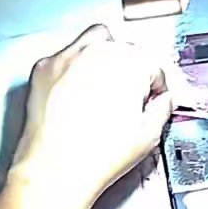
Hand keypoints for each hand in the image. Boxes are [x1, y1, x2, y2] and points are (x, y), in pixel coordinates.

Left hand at [8, 24, 173, 208]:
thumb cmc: (99, 154)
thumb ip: (162, 109)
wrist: (56, 168)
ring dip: (102, 55)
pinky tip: (73, 92)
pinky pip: (63, 56)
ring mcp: (69, 56)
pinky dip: (71, 68)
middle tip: (126, 95)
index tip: (151, 98)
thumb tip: (163, 102)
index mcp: (132, 63)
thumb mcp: (148, 135)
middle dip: (129, 69)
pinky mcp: (44, 67)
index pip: (153, 65)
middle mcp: (101, 51)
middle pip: (125, 49)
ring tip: (101, 84)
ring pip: (93, 40)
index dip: (155, 85)